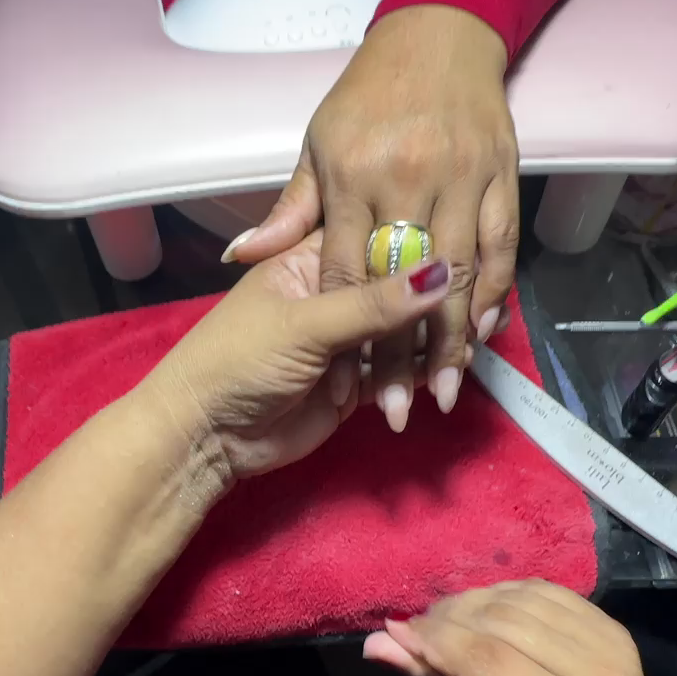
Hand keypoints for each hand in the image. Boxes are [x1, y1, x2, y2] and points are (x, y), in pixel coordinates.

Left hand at [141, 229, 450, 482]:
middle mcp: (333, 294)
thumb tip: (444, 270)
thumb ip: (372, 304)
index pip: (378, 239)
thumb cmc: (239, 361)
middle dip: (432, 307)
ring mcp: (345, 342)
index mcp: (311, 259)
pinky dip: (417, 378)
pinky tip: (443, 378)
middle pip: (397, 290)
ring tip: (461, 354)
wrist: (206, 436)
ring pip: (401, 335)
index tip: (468, 259)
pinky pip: (394, 374)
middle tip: (470, 320)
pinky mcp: (352, 385)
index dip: (422, 249)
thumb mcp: (304, 325)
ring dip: (429, 347)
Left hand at [224, 4, 518, 433]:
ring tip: (446, 389)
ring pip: (459, 275)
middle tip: (405, 410)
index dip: (350, 333)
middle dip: (405, 355)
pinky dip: (495, 294)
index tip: (348, 387)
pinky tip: (483, 333)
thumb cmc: (363, 100)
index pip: (348, 272)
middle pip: (405, 286)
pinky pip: (502, 247)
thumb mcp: (316, 148)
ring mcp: (461, 177)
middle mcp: (407, 180)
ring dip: (454, 340)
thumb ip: (289, 212)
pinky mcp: (503, 173)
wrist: (438, 32)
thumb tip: (238, 254)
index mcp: (351, 179)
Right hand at [362, 580, 676, 675]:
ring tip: (446, 626)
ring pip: (518, 599)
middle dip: (446, 619)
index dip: (434, 639)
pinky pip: (542, 590)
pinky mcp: (614, 628)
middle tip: (415, 633)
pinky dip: (502, 595)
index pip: (487, 661)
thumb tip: (378, 644)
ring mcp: (612, 647)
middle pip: (501, 622)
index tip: (395, 633)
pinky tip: (485, 616)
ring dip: (470, 604)